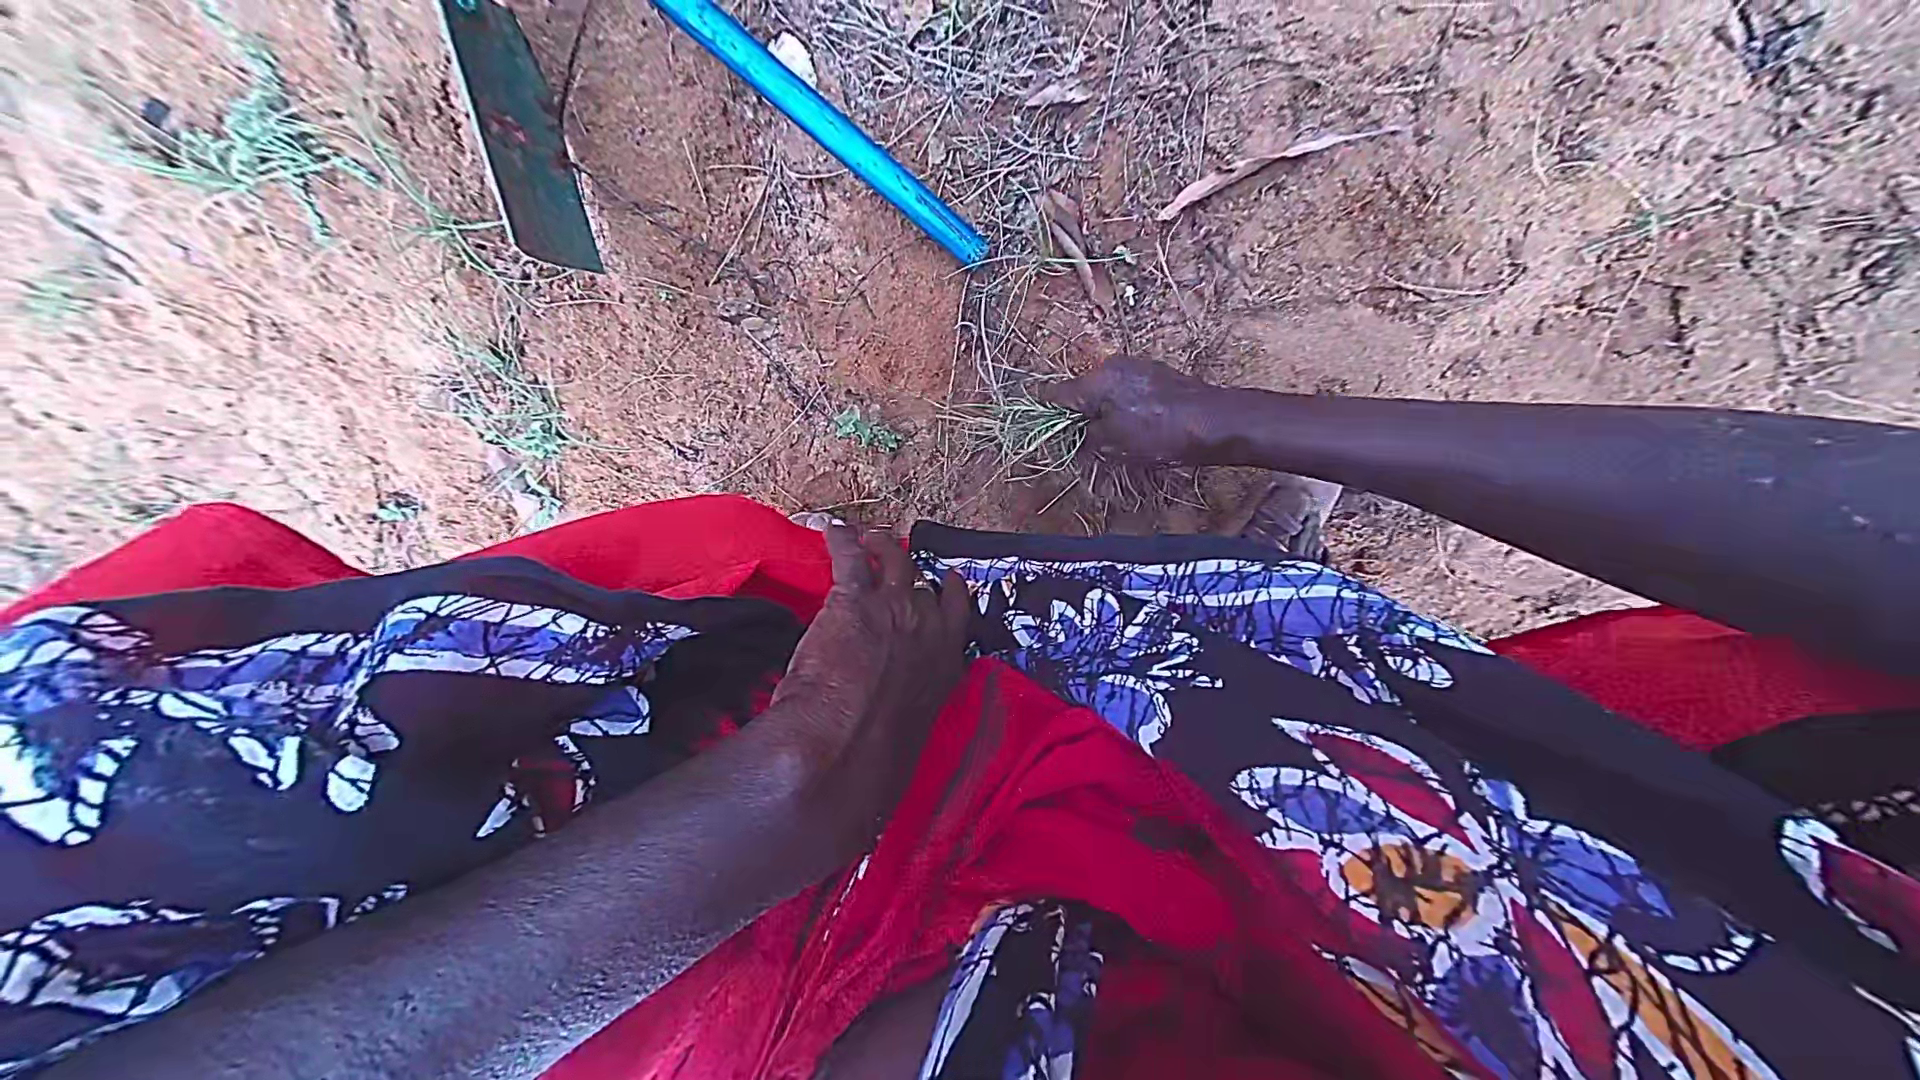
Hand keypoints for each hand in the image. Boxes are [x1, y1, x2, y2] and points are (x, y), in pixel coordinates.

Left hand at [769, 525, 972, 838]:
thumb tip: (900, 713)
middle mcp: (929, 629)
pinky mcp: (856, 599)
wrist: (844, 746)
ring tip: (871, 537)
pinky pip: (852, 557)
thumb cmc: (875, 753)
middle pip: (926, 586)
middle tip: (899, 559)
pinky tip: (833, 529)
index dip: (951, 593)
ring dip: (882, 546)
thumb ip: (913, 704)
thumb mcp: (911, 727)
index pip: (957, 615)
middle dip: (913, 571)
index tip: (947, 582)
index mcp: (946, 663)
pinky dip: (842, 539)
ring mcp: (896, 609)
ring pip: (896, 561)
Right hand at [1039, 355, 1222, 464]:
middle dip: (1074, 417)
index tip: (1036, 427)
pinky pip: (1125, 391)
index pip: (1054, 394)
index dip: (1042, 413)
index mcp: (1094, 380)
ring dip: (1099, 414)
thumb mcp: (1111, 444)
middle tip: (1076, 444)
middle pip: (1079, 392)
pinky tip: (1131, 428)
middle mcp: (1112, 366)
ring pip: (1103, 392)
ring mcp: (1136, 367)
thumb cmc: (1158, 433)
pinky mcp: (1156, 375)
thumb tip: (1070, 438)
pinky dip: (1120, 408)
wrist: (1215, 421)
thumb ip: (1082, 438)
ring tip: (1106, 440)